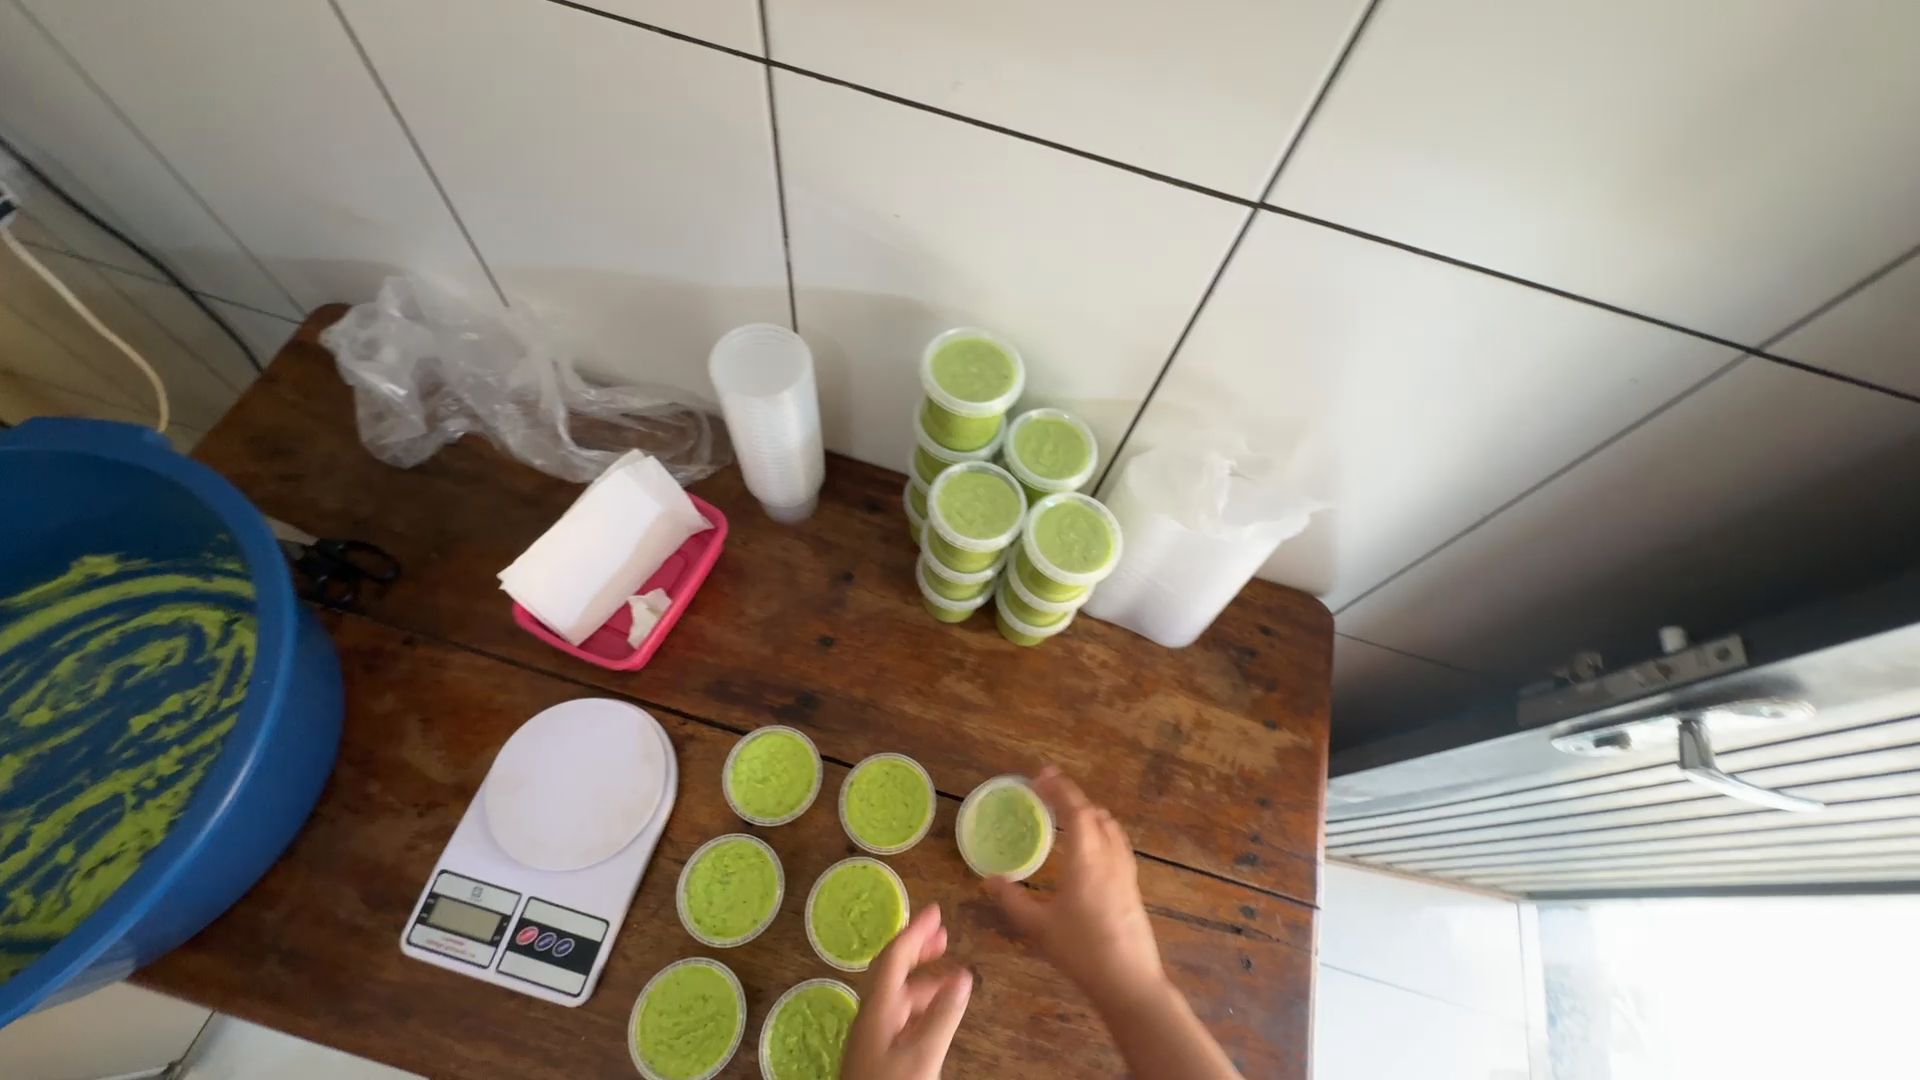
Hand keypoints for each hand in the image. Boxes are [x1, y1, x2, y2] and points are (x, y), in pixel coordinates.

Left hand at [840, 904, 973, 1079]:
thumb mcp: (922, 1055)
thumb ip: (942, 1015)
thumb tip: (964, 974)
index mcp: (878, 1006)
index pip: (896, 955)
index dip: (917, 930)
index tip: (937, 910)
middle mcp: (871, 1014)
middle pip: (893, 970)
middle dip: (919, 949)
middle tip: (945, 936)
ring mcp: (872, 1035)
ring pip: (897, 994)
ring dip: (923, 979)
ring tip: (952, 977)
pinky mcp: (876, 1055)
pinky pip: (899, 1015)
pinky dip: (920, 1004)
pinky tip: (936, 1014)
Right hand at [986, 766, 1165, 1009]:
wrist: (1129, 983)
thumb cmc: (1081, 952)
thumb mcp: (1039, 928)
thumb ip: (1012, 901)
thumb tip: (988, 880)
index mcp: (1085, 859)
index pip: (1075, 810)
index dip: (1059, 788)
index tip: (1041, 775)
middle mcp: (1108, 857)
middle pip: (1093, 813)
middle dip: (1070, 796)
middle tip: (1048, 789)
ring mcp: (1125, 871)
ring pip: (1110, 826)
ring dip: (1089, 811)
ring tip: (1068, 811)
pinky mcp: (1132, 885)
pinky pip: (1118, 843)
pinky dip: (1102, 829)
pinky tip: (1093, 844)